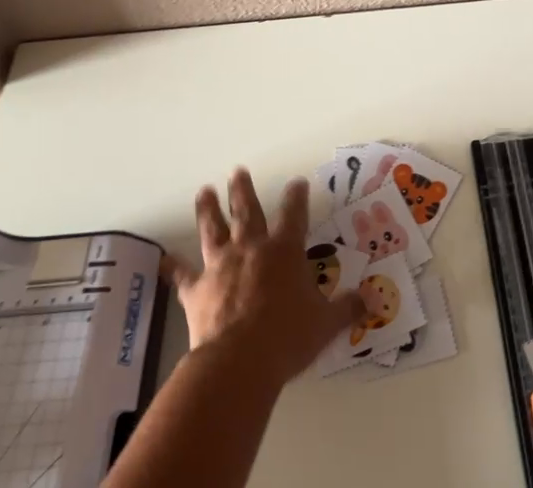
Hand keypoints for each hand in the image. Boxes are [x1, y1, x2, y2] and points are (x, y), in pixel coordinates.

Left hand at [167, 169, 365, 383]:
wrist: (239, 360)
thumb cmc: (288, 337)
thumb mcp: (326, 324)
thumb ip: (347, 308)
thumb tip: (370, 301)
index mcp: (285, 251)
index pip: (293, 214)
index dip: (296, 196)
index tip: (297, 182)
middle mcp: (251, 249)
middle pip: (246, 212)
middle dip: (243, 190)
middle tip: (237, 171)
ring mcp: (219, 266)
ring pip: (212, 230)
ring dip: (208, 209)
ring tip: (204, 191)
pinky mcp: (196, 290)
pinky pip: (181, 275)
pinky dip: (172, 267)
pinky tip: (162, 259)